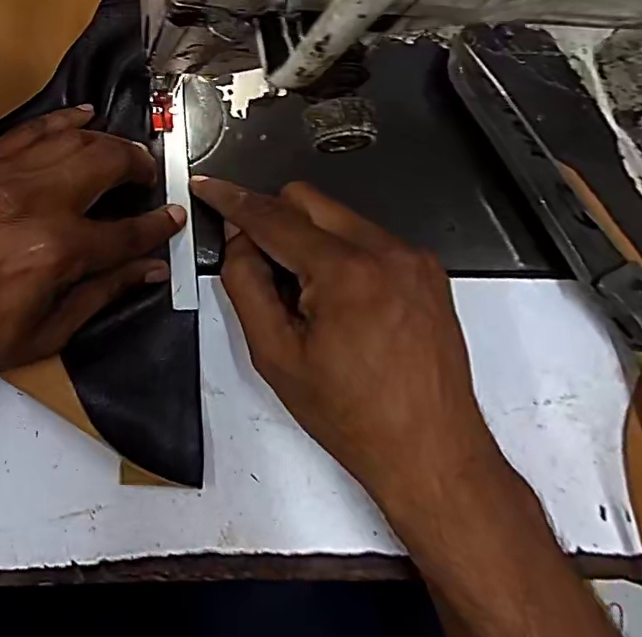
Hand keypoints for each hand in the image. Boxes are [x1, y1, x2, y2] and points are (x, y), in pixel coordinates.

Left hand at [0, 106, 185, 404]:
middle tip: (149, 180)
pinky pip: (28, 131)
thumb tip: (146, 269)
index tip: (173, 218)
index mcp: (55, 250)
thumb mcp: (41, 334)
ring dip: (107, 141)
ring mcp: (2, 176)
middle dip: (139, 169)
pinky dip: (60, 120)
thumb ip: (100, 293)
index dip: (157, 226)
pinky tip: (81, 116)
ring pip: (73, 139)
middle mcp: (35, 202)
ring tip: (123, 153)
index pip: (126, 231)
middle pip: (107, 164)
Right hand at [190, 176, 498, 504]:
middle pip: (305, 198)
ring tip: (309, 299)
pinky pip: (366, 236)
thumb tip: (238, 239)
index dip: (231, 198)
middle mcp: (386, 254)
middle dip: (272, 221)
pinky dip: (340, 253)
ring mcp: (412, 259)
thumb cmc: (359, 417)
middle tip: (262, 268)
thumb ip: (245, 282)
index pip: (273, 215)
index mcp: (347, 273)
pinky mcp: (425, 269)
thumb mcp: (274, 354)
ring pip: (335, 215)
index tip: (211, 188)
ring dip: (308, 239)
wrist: (430, 453)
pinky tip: (339, 302)